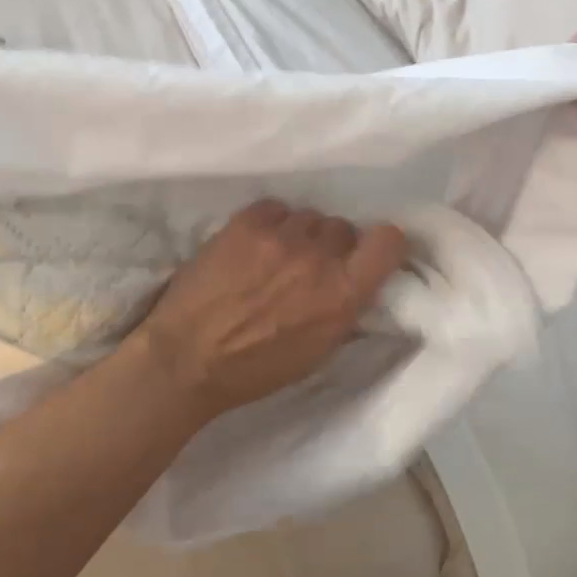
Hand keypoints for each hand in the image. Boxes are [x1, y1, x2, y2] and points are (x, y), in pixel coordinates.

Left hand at [128, 199, 408, 421]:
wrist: (188, 358)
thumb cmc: (254, 369)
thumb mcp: (318, 352)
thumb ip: (344, 310)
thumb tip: (355, 283)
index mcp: (344, 296)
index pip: (389, 241)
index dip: (380, 244)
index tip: (366, 254)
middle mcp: (319, 259)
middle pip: (342, 228)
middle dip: (330, 246)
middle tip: (307, 267)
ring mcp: (281, 237)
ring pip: (307, 216)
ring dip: (298, 235)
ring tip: (274, 257)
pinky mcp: (245, 224)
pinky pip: (274, 207)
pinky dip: (268, 224)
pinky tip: (252, 246)